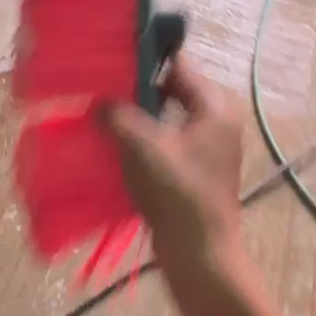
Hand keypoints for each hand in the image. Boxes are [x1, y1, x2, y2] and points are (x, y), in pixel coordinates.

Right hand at [100, 58, 245, 275]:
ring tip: (102, 116)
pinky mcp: (194, 171)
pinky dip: (143, 141)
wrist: (200, 254)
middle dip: (136, 91)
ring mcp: (207, 148)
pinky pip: (165, 142)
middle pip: (171, 91)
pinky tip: (115, 146)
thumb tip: (99, 101)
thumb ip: (118, 116)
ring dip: (136, 118)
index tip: (111, 60)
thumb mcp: (142, 147)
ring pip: (165, 118)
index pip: (178, 66)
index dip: (145, 61)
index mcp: (215, 107)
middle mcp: (217, 121)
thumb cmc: (177, 193)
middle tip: (100, 89)